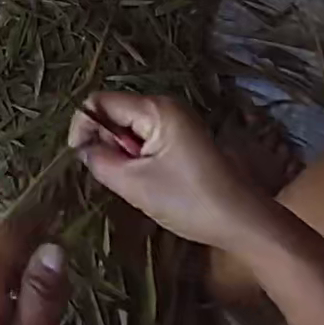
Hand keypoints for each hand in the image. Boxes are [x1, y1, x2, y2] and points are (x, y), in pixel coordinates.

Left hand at [0, 215, 67, 324]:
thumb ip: (40, 298)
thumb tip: (54, 246)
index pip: (9, 233)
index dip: (38, 218)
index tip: (67, 206)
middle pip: (2, 253)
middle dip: (34, 245)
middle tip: (72, 236)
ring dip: (26, 271)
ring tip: (61, 268)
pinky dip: (14, 294)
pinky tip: (35, 307)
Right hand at [69, 92, 260, 248]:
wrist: (244, 223)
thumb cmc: (190, 202)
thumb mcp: (135, 185)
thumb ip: (100, 161)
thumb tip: (82, 148)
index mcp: (155, 109)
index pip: (101, 101)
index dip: (83, 124)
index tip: (79, 154)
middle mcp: (165, 104)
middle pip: (114, 110)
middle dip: (104, 139)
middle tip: (110, 172)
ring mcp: (175, 118)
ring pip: (128, 124)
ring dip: (120, 149)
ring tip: (131, 179)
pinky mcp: (181, 134)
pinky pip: (144, 134)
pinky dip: (136, 153)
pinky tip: (145, 178)